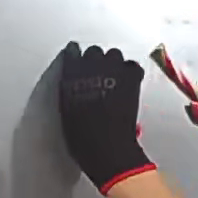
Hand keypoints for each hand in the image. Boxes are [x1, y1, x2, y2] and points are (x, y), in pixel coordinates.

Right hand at [57, 42, 153, 194]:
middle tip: (97, 74)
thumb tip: (75, 84)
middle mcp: (91, 67)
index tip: (77, 57)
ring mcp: (113, 70)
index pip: (72, 51)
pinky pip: (132, 66)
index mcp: (71, 74)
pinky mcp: (132, 77)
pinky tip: (127, 83)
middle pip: (95, 51)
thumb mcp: (66, 110)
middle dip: (96, 61)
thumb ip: (70, 90)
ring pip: (114, 55)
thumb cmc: (83, 136)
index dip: (75, 55)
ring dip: (113, 64)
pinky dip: (130, 72)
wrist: (106, 146)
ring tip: (112, 78)